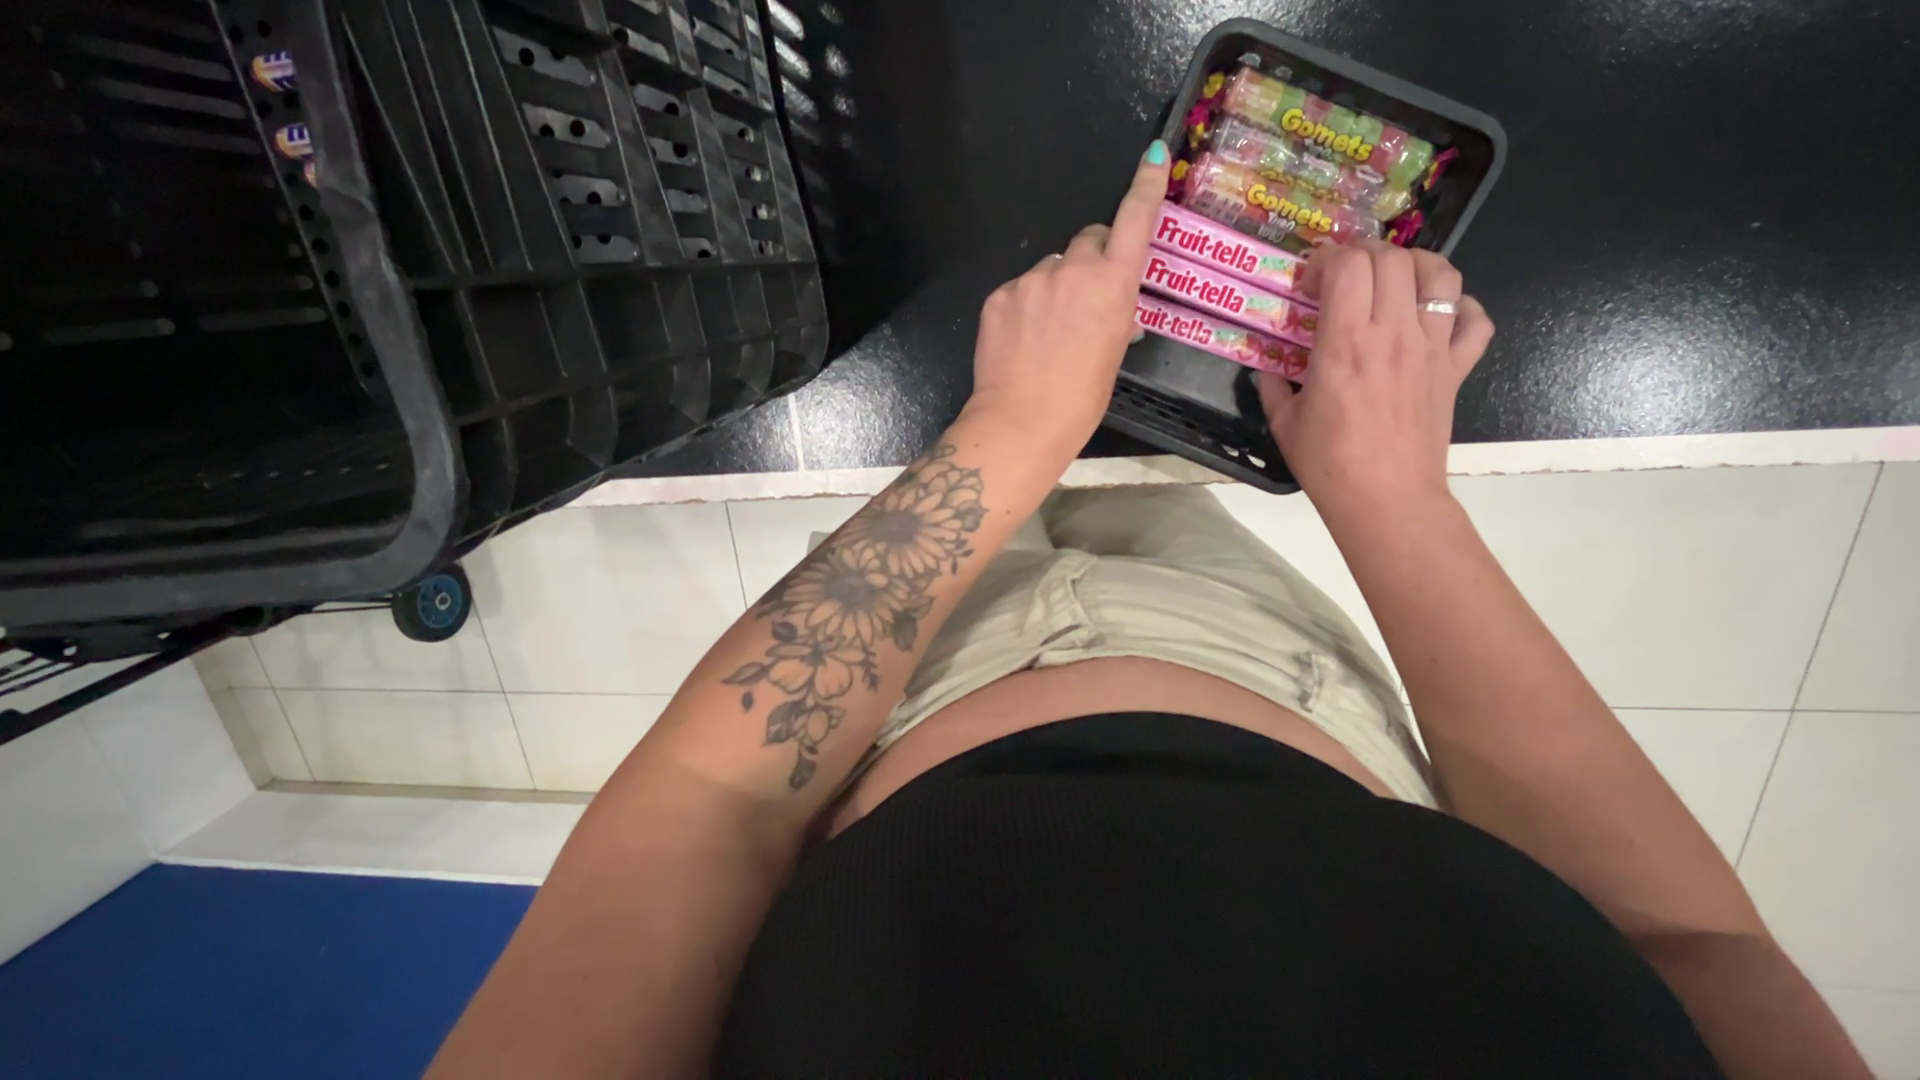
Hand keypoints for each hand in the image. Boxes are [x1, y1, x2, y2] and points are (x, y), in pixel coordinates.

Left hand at [963, 141, 1173, 453]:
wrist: (1021, 422)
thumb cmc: (1080, 399)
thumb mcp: (1112, 356)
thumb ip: (1114, 318)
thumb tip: (1113, 311)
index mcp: (1111, 283)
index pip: (1134, 220)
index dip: (1146, 187)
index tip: (1154, 157)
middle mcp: (1072, 269)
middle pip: (1087, 241)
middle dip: (1091, 261)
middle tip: (1086, 301)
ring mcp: (1031, 280)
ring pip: (1051, 268)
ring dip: (1055, 288)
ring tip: (1048, 333)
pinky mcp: (999, 295)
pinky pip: (1020, 290)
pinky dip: (1025, 306)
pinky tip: (1023, 340)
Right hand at [1257, 241, 1493, 519]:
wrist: (1385, 498)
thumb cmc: (1329, 463)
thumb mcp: (1284, 423)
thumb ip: (1274, 386)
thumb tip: (1267, 367)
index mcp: (1345, 342)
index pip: (1347, 265)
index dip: (1326, 259)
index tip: (1310, 280)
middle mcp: (1393, 332)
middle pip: (1391, 259)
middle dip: (1364, 254)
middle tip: (1345, 274)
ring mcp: (1432, 347)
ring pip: (1440, 274)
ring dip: (1416, 264)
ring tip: (1394, 278)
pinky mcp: (1455, 368)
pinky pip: (1474, 321)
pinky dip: (1461, 308)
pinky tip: (1438, 316)